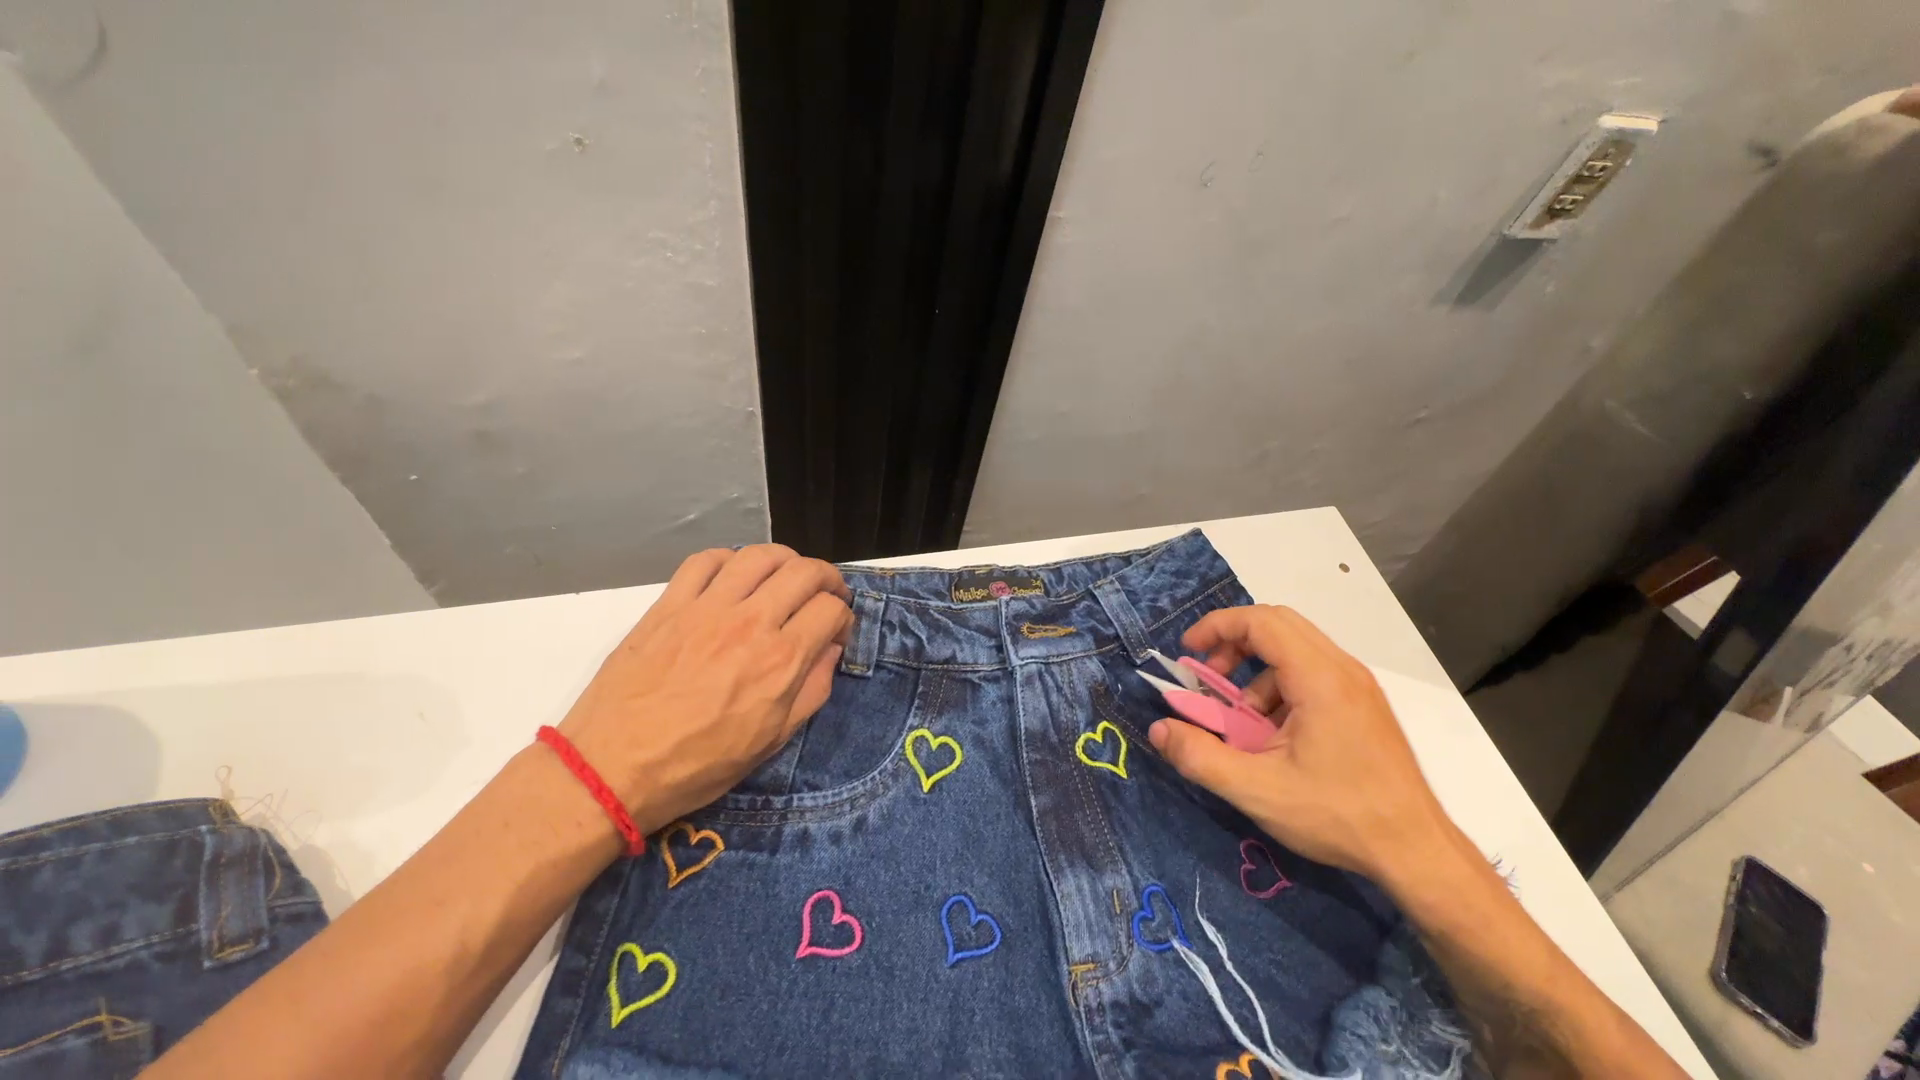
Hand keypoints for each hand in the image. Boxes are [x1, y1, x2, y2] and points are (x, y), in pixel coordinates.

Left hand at [557, 545, 851, 831]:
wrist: (614, 768)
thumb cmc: (698, 766)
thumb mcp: (771, 742)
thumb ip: (811, 691)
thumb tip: (830, 651)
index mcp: (781, 660)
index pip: (830, 610)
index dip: (843, 617)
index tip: (835, 631)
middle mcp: (750, 622)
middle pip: (804, 572)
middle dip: (827, 578)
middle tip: (825, 594)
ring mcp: (706, 608)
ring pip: (759, 556)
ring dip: (784, 560)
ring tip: (784, 577)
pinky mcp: (669, 604)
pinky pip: (705, 560)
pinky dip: (729, 560)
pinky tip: (732, 577)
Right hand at [1148, 604, 1455, 885]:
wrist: (1415, 850)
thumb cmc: (1338, 816)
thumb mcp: (1257, 791)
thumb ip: (1200, 757)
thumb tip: (1158, 729)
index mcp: (1320, 679)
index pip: (1262, 621)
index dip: (1218, 627)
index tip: (1188, 654)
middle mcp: (1343, 670)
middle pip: (1279, 625)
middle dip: (1233, 644)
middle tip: (1207, 678)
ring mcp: (1358, 688)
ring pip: (1296, 650)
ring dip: (1256, 671)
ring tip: (1238, 718)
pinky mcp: (1364, 707)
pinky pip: (1313, 674)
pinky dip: (1280, 688)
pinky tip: (1271, 736)